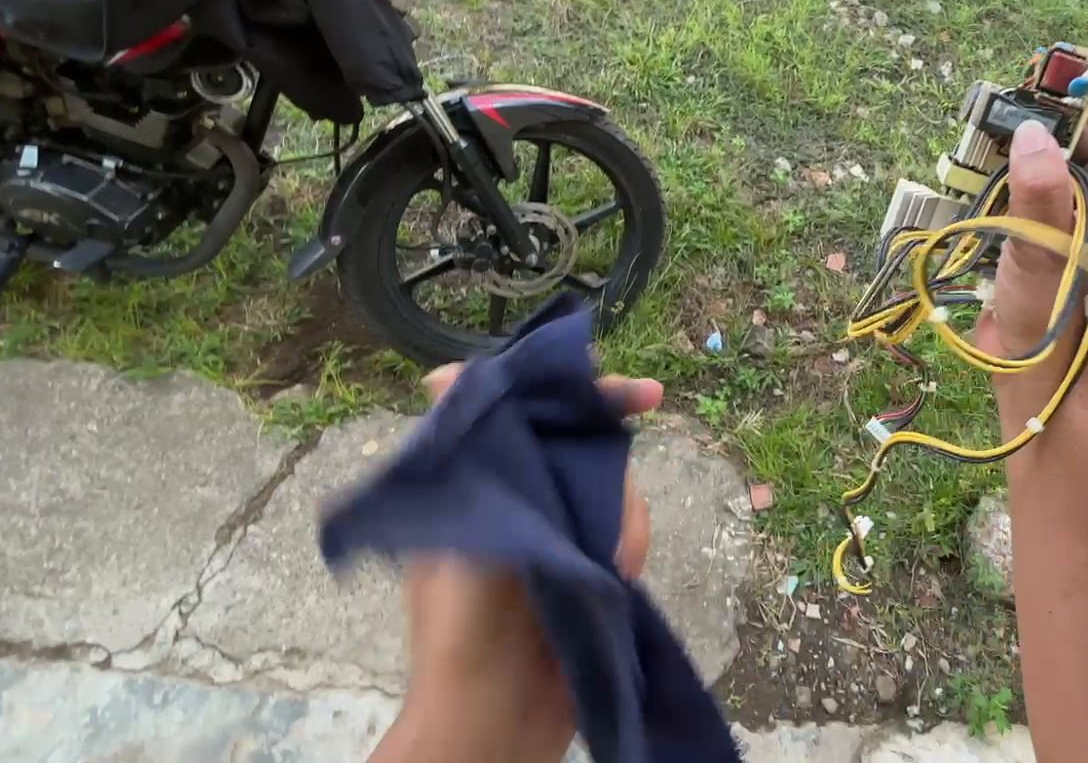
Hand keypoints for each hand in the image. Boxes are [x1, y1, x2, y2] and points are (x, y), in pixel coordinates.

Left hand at [370, 365, 661, 762]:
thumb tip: (445, 372)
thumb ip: (463, 451)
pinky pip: (630, 532)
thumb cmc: (462, 620)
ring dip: (622, 524)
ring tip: (609, 565)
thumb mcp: (454, 528)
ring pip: (618, 492)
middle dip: (614, 474)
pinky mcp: (593, 561)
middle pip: (592, 449)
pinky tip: (618, 574)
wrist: (496, 715)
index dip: (589, 394)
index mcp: (490, 480)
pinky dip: (630, 549)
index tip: (641, 393)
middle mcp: (529, 495)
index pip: (541, 413)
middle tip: (621, 515)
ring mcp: (564, 530)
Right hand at [976, 121, 1087, 420]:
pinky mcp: (1026, 265)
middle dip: (1032, 151)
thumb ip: (1041, 191)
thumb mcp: (1047, 246)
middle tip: (994, 129)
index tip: (1038, 109)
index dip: (1075, 133)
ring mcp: (1055, 247)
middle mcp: (1087, 229)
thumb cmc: (1051, 313)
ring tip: (974, 155)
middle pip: (1063, 174)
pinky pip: (1012, 223)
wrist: (1029, 379)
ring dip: (1007, 178)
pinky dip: (991, 207)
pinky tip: (965, 197)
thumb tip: (1032, 131)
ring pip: (1034, 198)